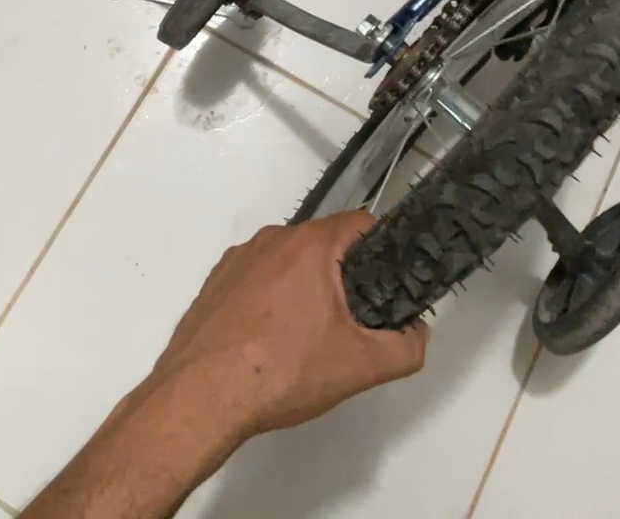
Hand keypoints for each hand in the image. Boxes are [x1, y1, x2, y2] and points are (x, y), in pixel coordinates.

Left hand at [145, 211, 428, 441]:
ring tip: (307, 336)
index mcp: (310, 245)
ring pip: (286, 261)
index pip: (359, 223)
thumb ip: (404, 349)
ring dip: (303, 286)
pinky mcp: (214, 281)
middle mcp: (272, 239)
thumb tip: (418, 335)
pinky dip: (268, 298)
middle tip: (351, 319)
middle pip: (322, 244)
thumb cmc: (282, 370)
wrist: (200, 396)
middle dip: (341, 274)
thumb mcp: (359, 367)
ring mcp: (238, 258)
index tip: (388, 279)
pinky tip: (267, 339)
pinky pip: (255, 278)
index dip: (381, 247)